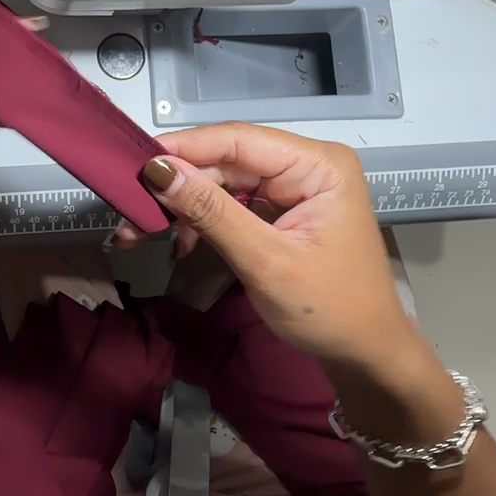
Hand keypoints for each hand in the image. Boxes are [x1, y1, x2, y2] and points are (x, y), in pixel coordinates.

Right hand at [115, 123, 416, 372]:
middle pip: (226, 160)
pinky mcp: (279, 209)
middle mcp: (304, 164)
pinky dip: (201, 221)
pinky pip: (230, 202)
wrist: (365, 356)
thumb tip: (158, 171)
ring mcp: (292, 187)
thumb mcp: (265, 262)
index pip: (238, 139)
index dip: (184, 148)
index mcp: (317, 164)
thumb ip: (211, 213)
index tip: (134, 162)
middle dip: (179, 185)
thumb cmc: (329, 310)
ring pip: (222, 182)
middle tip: (130, 209)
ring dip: (183, 206)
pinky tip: (179, 242)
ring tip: (140, 231)